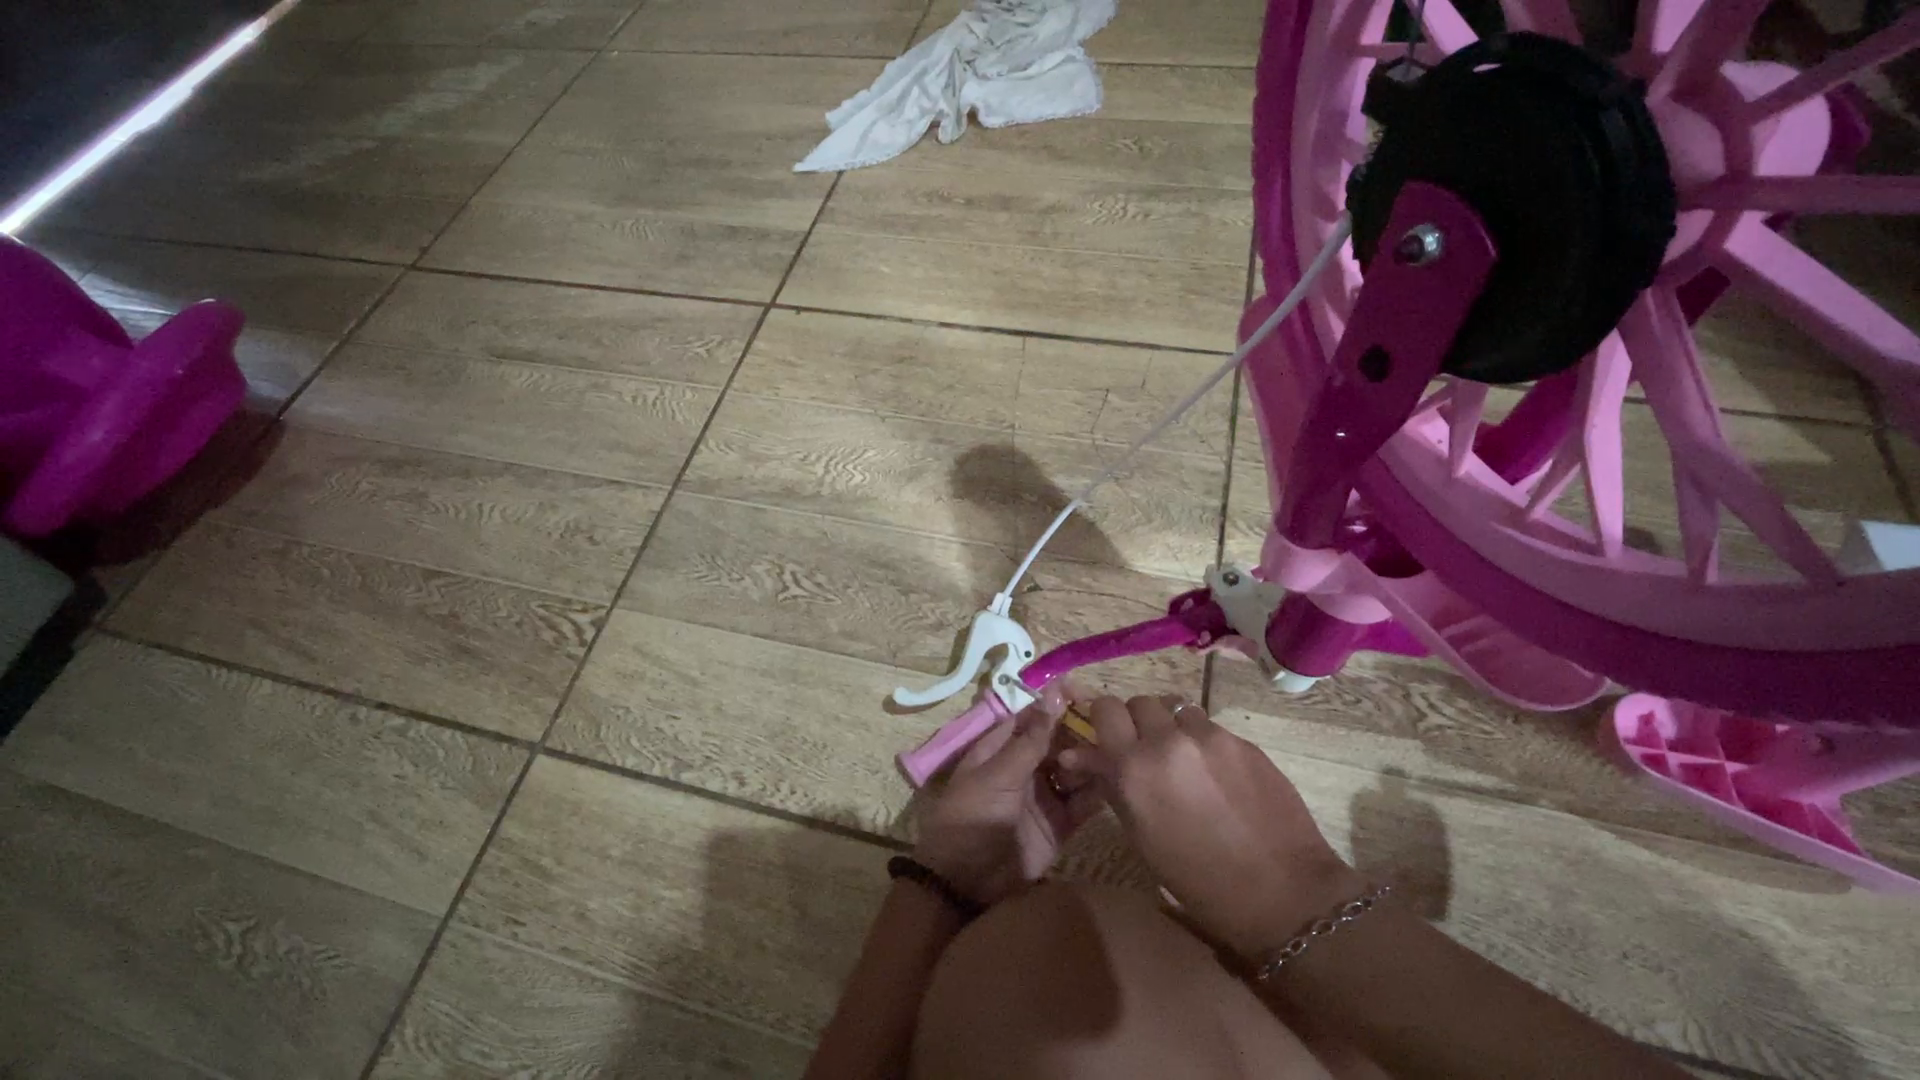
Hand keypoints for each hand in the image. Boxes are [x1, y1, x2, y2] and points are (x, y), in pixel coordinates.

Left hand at [912, 685, 1103, 905]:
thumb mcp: (998, 775)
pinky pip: (1083, 802)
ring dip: (1091, 762)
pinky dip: (1098, 791)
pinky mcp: (1059, 824)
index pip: (1033, 717)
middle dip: (1081, 733)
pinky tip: (1116, 781)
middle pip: (1059, 742)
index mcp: (1001, 749)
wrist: (965, 883)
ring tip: (1110, 756)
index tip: (1086, 691)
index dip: (1057, 703)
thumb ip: (1031, 739)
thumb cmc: (972, 818)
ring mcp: (1043, 796)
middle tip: (1109, 727)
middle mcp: (1025, 768)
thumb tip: (1053, 694)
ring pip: (1075, 769)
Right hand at [1059, 694, 1364, 956]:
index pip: (1105, 709)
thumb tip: (1074, 756)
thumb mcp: (1140, 835)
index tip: (1108, 738)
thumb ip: (1110, 785)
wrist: (1281, 892)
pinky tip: (1217, 775)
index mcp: (1133, 768)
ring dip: (1171, 727)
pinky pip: (1210, 727)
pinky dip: (1203, 742)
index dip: (1104, 721)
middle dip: (1137, 722)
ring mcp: (1210, 737)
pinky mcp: (1243, 741)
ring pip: (1177, 709)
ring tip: (1183, 760)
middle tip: (1145, 751)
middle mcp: (1167, 741)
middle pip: (1140, 702)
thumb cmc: (1197, 880)